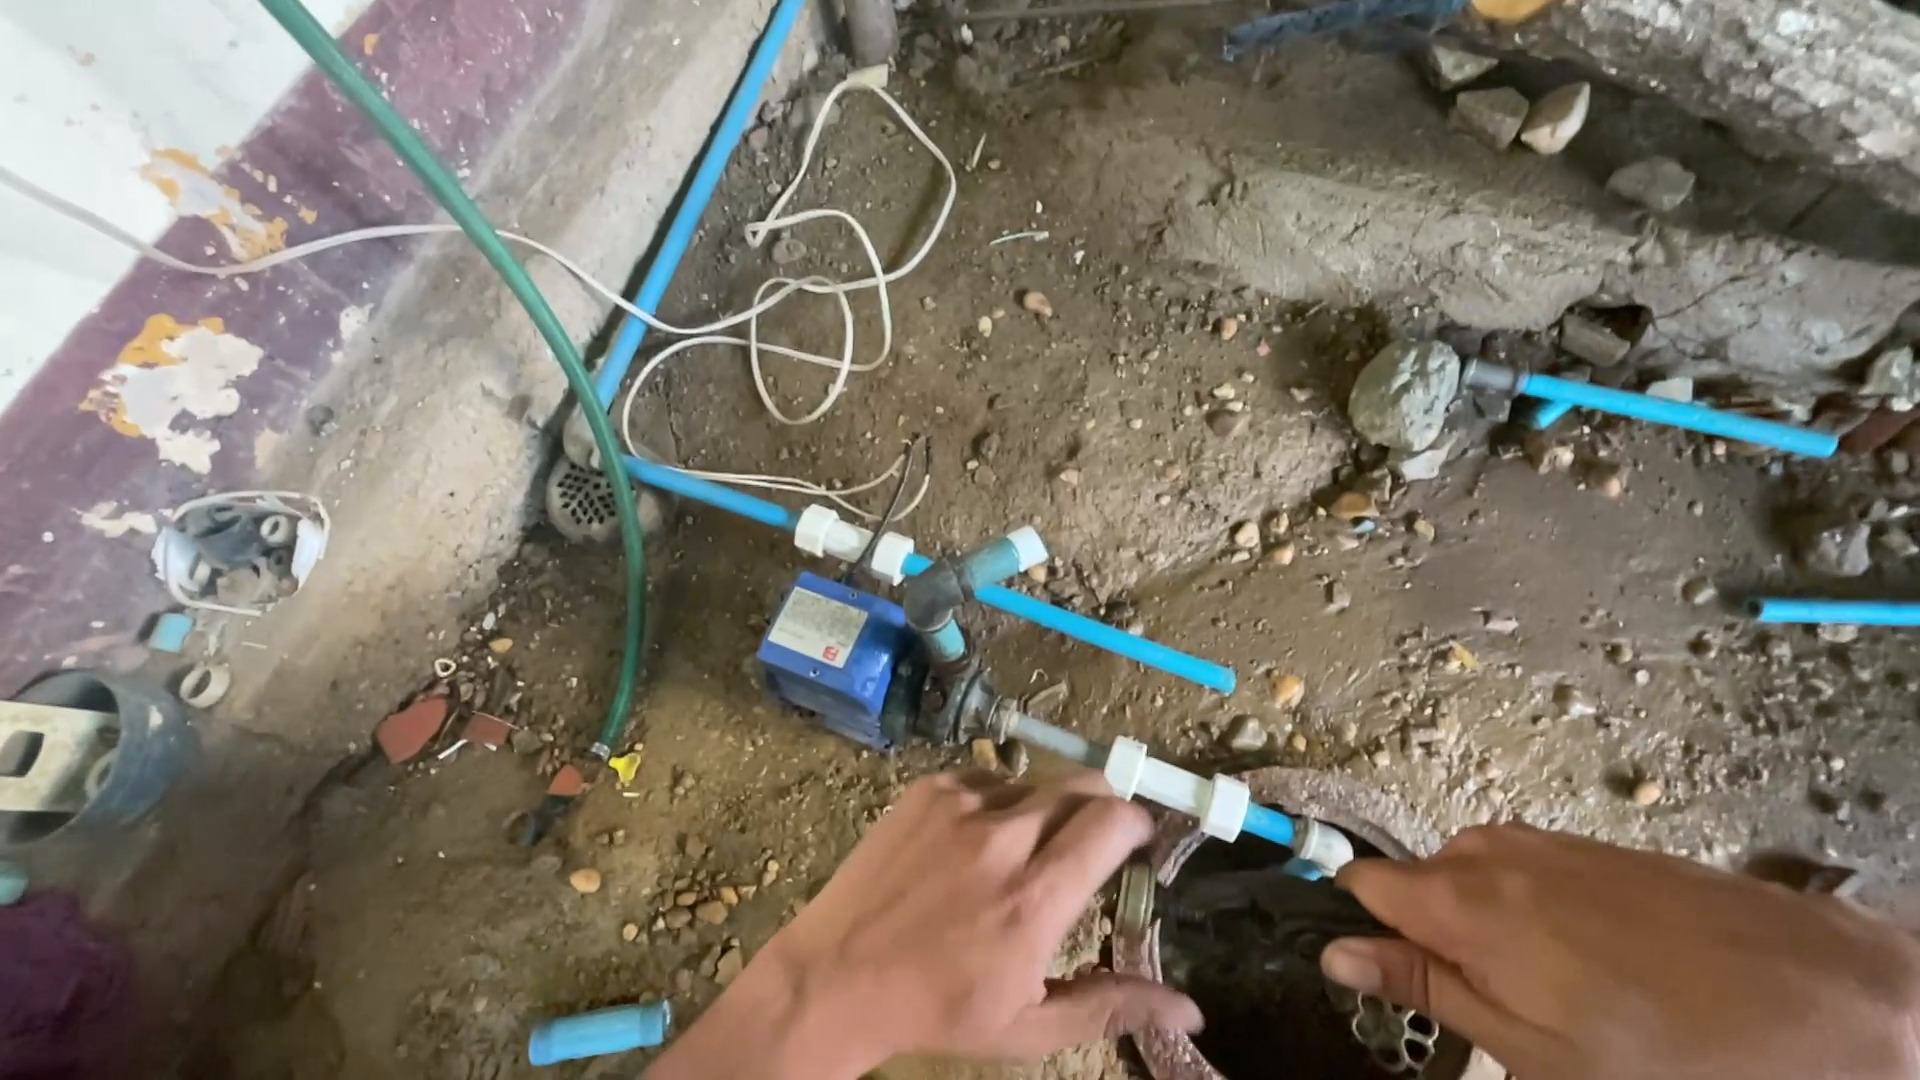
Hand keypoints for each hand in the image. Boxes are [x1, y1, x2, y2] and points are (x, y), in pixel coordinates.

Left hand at [648, 769, 1199, 1078]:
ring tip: (1030, 846)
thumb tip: (1192, 1008)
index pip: (1113, 821)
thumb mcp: (1029, 1025)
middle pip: (1082, 785)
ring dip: (1049, 805)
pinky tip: (983, 835)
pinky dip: (1002, 799)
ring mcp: (961, 805)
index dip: (1138, 822)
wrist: (837, 975)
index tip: (1139, 840)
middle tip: (1097, 836)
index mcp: (1035, 898)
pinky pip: (989, 776)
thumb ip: (1112, 1005)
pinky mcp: (928, 790)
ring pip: (1036, 781)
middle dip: (1104, 803)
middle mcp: (1003, 838)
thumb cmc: (938, 1009)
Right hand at [1319, 824, 1919, 1078]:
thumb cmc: (1666, 1047)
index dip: (1359, 925)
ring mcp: (1531, 839)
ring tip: (1559, 985)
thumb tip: (1336, 955)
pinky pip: (1514, 869)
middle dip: (1432, 935)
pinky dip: (1528, 908)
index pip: (1354, 882)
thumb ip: (1421, 987)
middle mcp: (1478, 850)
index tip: (1387, 968)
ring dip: (1485, 925)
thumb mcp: (1532, 1049)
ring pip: (1466, 879)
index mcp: (1454, 900)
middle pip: (1413, 885)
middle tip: (1498, 1001)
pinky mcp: (1577, 841)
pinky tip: (1596, 957)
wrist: (1825, 993)